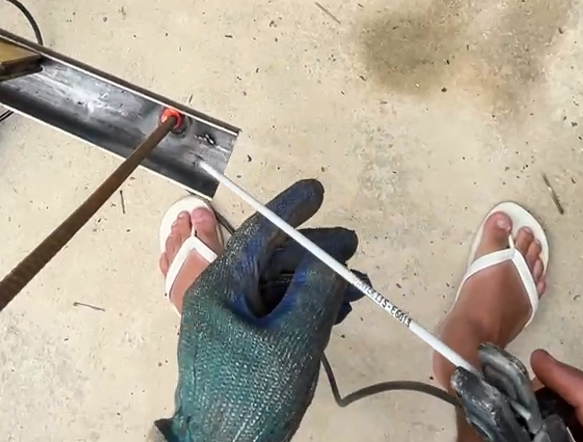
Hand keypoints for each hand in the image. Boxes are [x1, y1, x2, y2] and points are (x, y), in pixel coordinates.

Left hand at [160, 179, 359, 441]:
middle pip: (272, 258)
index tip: (317, 189)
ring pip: (278, 286)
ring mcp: (232, 320)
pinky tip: (337, 310)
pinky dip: (306, 308)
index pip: (259, 231)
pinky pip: (276, 311)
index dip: (289, 208)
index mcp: (223, 283)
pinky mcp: (242, 344)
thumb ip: (313, 294)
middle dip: (314, 250)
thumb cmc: (251, 393)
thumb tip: (327, 257)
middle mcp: (223, 293)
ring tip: (359, 286)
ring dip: (317, 282)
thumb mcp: (291, 342)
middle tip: (352, 244)